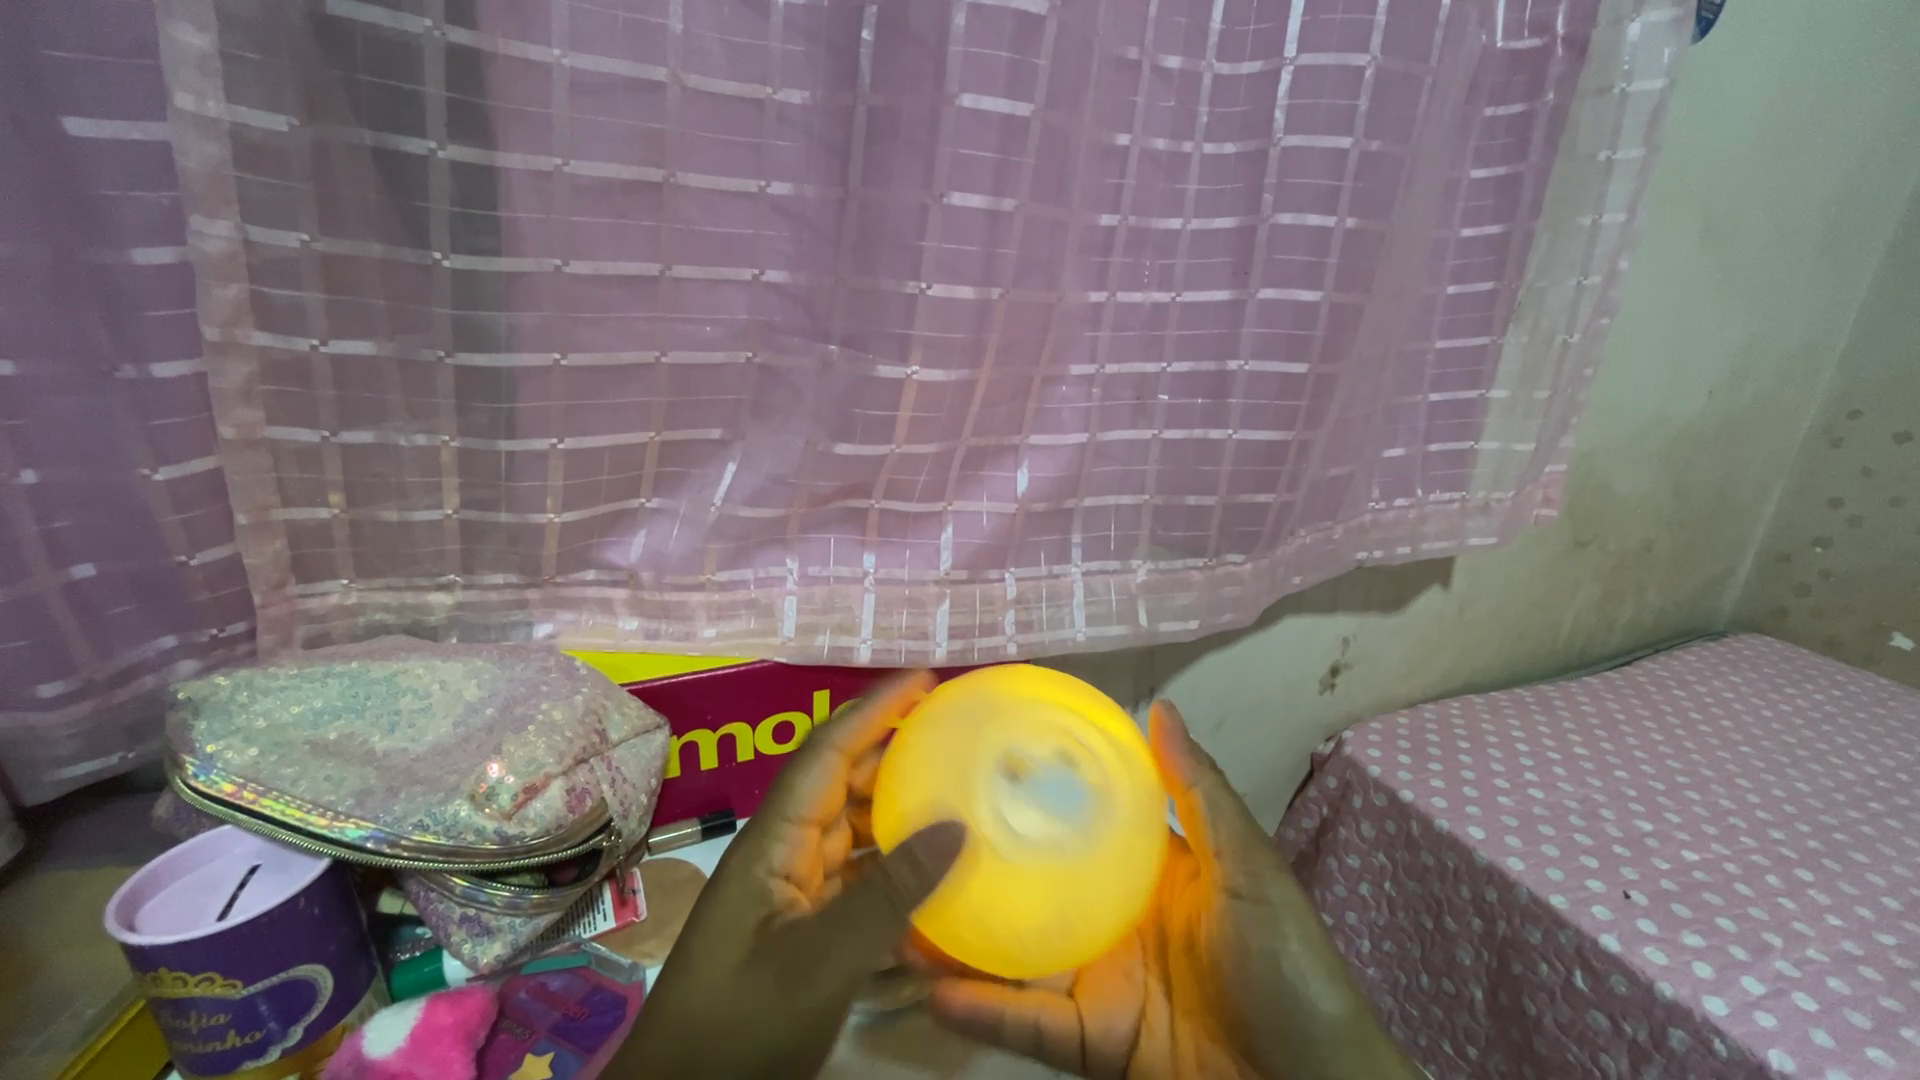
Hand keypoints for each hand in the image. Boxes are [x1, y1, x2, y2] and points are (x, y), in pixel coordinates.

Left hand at [614, 671, 964, 1078]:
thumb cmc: (741, 1025)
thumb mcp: (820, 962)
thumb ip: (889, 894)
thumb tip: (956, 825)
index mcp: (774, 840)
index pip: (828, 752)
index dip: (874, 709)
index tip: (925, 680)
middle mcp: (784, 851)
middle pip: (844, 781)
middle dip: (894, 748)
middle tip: (957, 730)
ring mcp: (794, 890)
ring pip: (854, 829)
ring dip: (900, 806)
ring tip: (959, 786)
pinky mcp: (804, 926)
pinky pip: (857, 878)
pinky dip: (895, 866)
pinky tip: (936, 869)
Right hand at [926, 701, 1418, 1079]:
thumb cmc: (1287, 962)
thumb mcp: (1245, 867)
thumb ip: (1198, 793)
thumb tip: (1159, 707)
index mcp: (1147, 872)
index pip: (1082, 822)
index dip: (1037, 793)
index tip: (981, 760)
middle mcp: (1112, 918)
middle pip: (1033, 887)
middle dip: (980, 869)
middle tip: (919, 842)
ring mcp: (1097, 980)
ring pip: (1015, 955)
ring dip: (960, 944)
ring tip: (901, 921)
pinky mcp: (1093, 1042)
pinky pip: (1031, 1023)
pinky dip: (986, 1012)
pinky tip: (937, 995)